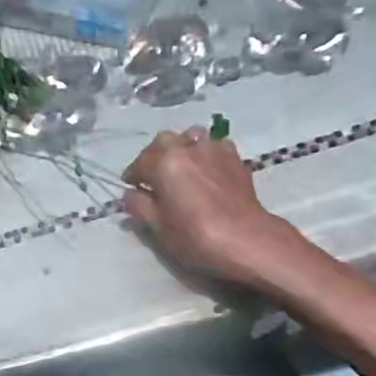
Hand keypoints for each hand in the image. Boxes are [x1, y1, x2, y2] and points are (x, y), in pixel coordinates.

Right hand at [121, 128, 318, 288]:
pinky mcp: (234, 158)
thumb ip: (141, 207)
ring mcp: (214, 149)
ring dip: (181, 148)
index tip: (131, 186)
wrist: (246, 238)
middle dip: (154, 156)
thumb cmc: (197, 237)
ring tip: (181, 166)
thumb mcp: (160, 227)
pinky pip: (214, 146)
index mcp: (165, 162)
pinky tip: (206, 169)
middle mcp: (188, 147)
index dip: (132, 176)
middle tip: (153, 176)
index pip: (140, 163)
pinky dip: (205, 153)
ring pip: (190, 137)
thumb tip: (130, 195)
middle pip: (164, 142)